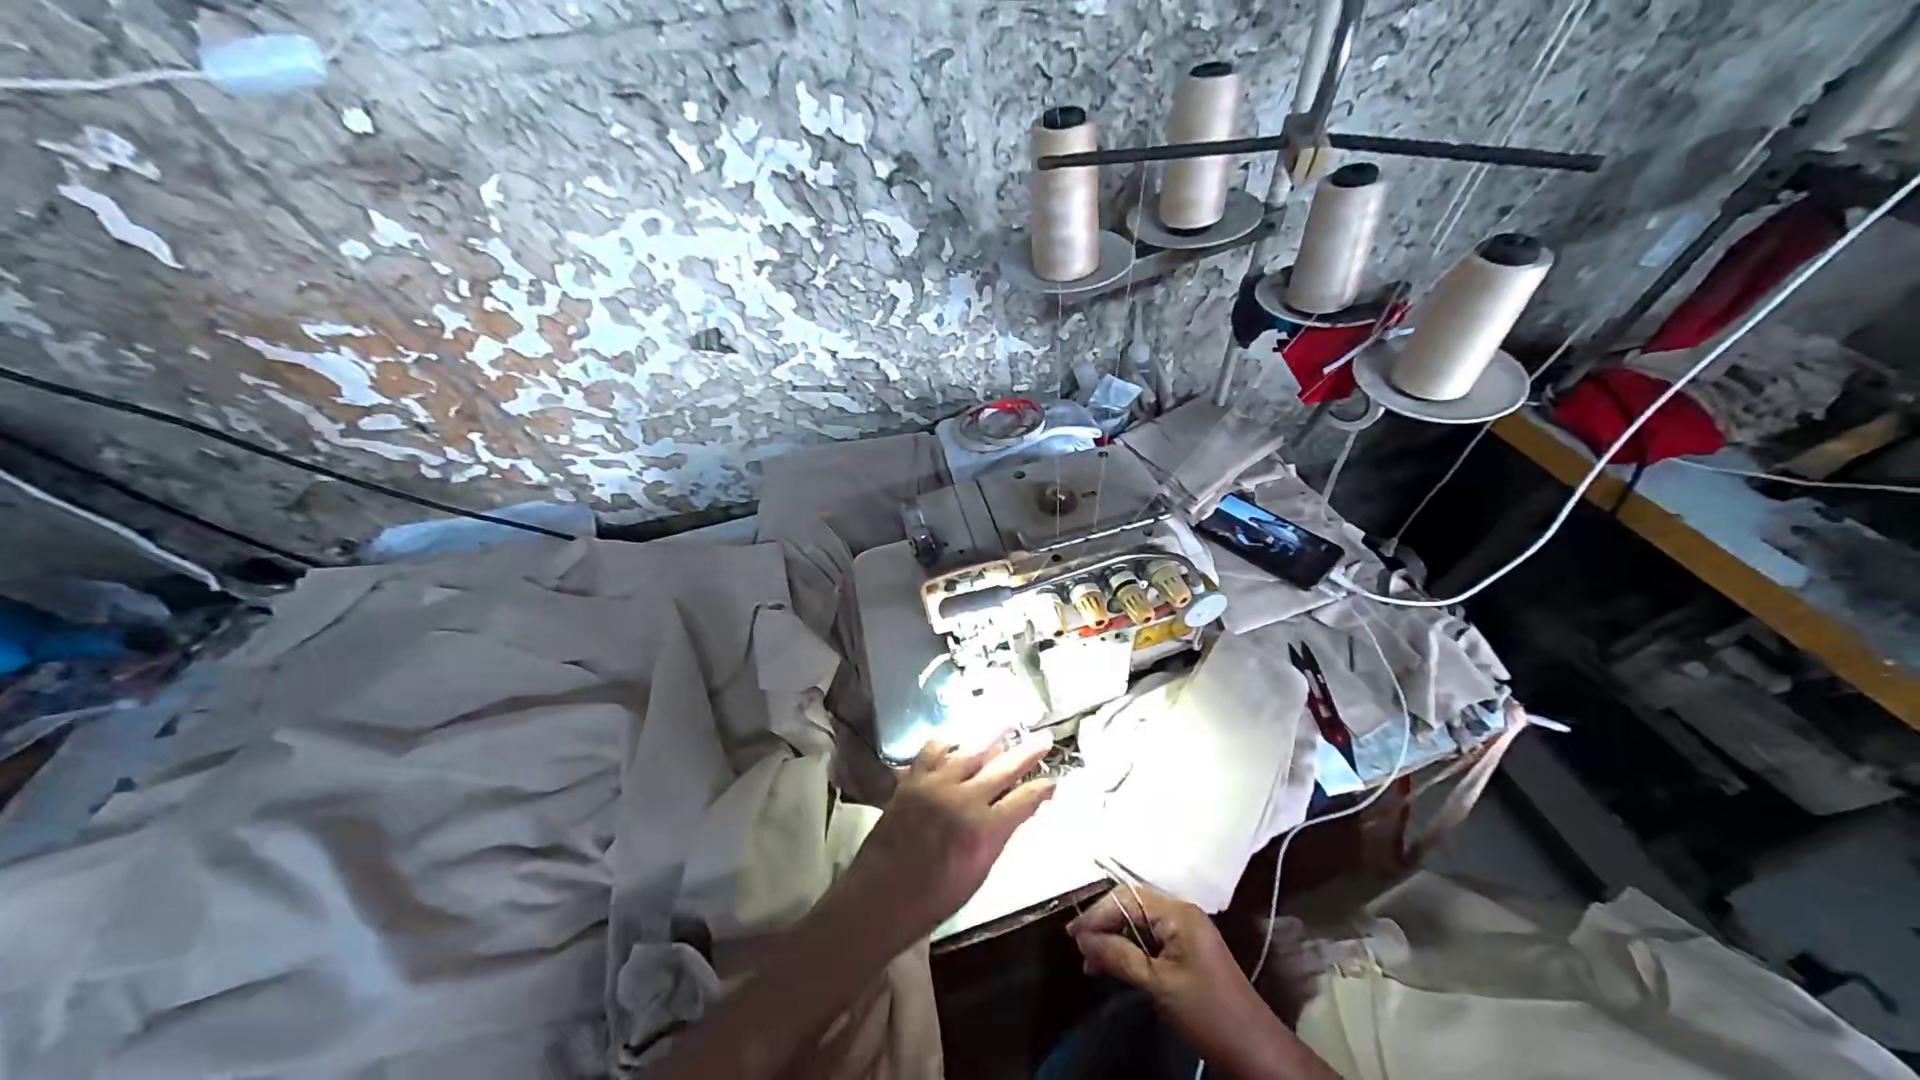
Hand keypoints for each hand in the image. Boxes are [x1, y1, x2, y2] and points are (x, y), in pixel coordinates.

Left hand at [834, 730, 1056, 946]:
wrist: (880, 896)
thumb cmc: (934, 898)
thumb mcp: (978, 872)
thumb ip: (997, 837)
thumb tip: (1013, 814)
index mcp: (985, 830)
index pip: (1023, 800)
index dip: (1041, 789)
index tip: (1053, 780)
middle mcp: (964, 799)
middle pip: (1003, 768)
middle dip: (1028, 752)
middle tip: (1045, 737)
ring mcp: (935, 785)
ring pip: (970, 750)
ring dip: (992, 735)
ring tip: (1008, 723)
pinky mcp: (912, 780)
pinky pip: (933, 751)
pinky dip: (949, 743)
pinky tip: (958, 740)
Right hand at [1068, 885, 1277, 1066]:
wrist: (1255, 1051)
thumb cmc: (1207, 1012)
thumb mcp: (1158, 984)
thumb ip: (1119, 956)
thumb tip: (1082, 938)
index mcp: (1178, 913)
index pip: (1127, 897)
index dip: (1098, 914)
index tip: (1073, 937)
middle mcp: (1181, 914)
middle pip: (1132, 906)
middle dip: (1103, 924)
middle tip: (1079, 949)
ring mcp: (1185, 933)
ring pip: (1139, 923)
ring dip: (1113, 939)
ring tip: (1091, 963)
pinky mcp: (1186, 953)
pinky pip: (1149, 939)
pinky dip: (1128, 950)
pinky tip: (1112, 967)